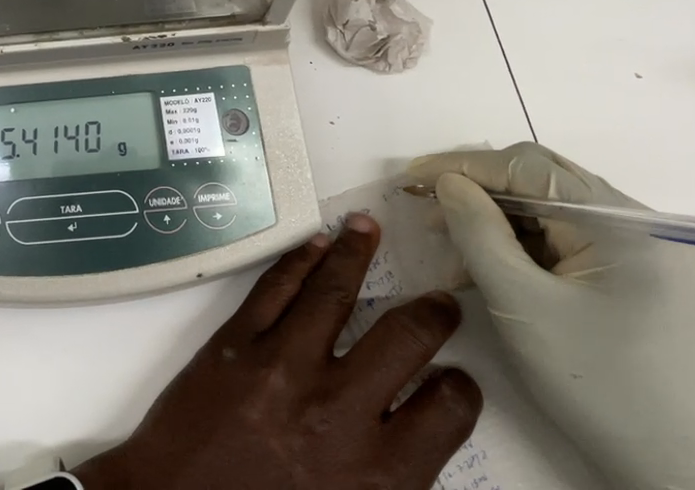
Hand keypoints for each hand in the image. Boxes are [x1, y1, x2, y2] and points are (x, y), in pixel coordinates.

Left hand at [71, 215, 480, 489]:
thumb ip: (385, 473)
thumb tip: (410, 434)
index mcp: (378, 472)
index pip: (447, 410)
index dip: (459, 387)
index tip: (455, 375)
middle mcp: (337, 410)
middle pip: (405, 337)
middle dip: (432, 314)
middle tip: (440, 301)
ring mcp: (283, 365)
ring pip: (334, 292)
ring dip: (356, 253)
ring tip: (369, 228)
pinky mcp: (235, 342)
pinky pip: (275, 287)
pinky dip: (299, 259)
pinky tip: (315, 244)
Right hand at [409, 143, 694, 489]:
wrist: (689, 471)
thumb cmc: (599, 383)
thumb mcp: (522, 304)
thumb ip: (479, 232)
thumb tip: (447, 183)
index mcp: (620, 221)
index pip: (525, 166)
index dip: (461, 166)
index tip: (409, 180)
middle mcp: (638, 224)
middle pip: (540, 181)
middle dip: (477, 189)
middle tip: (426, 208)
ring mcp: (643, 252)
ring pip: (551, 210)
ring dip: (497, 219)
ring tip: (451, 245)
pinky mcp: (638, 279)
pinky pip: (569, 240)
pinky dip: (524, 245)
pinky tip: (490, 267)